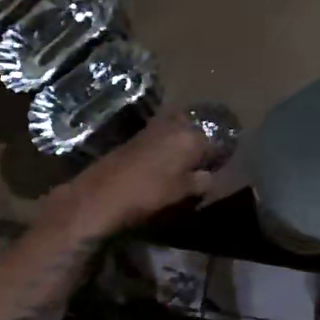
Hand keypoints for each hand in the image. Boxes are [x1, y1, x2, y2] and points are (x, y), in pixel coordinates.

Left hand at [40, 112, 214, 236]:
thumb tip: (208, 176)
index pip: (214, 143)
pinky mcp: (135, 135)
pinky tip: (162, 162)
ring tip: (181, 164)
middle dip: (198, 144)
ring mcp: (152, 128)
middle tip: (199, 164)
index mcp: (190, 137)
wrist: (103, 193)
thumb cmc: (148, 193)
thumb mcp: (181, 193)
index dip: (217, 157)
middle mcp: (173, 125)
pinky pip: (159, 136)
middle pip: (194, 131)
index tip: (216, 169)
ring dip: (180, 143)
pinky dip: (164, 146)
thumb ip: (200, 182)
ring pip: (175, 131)